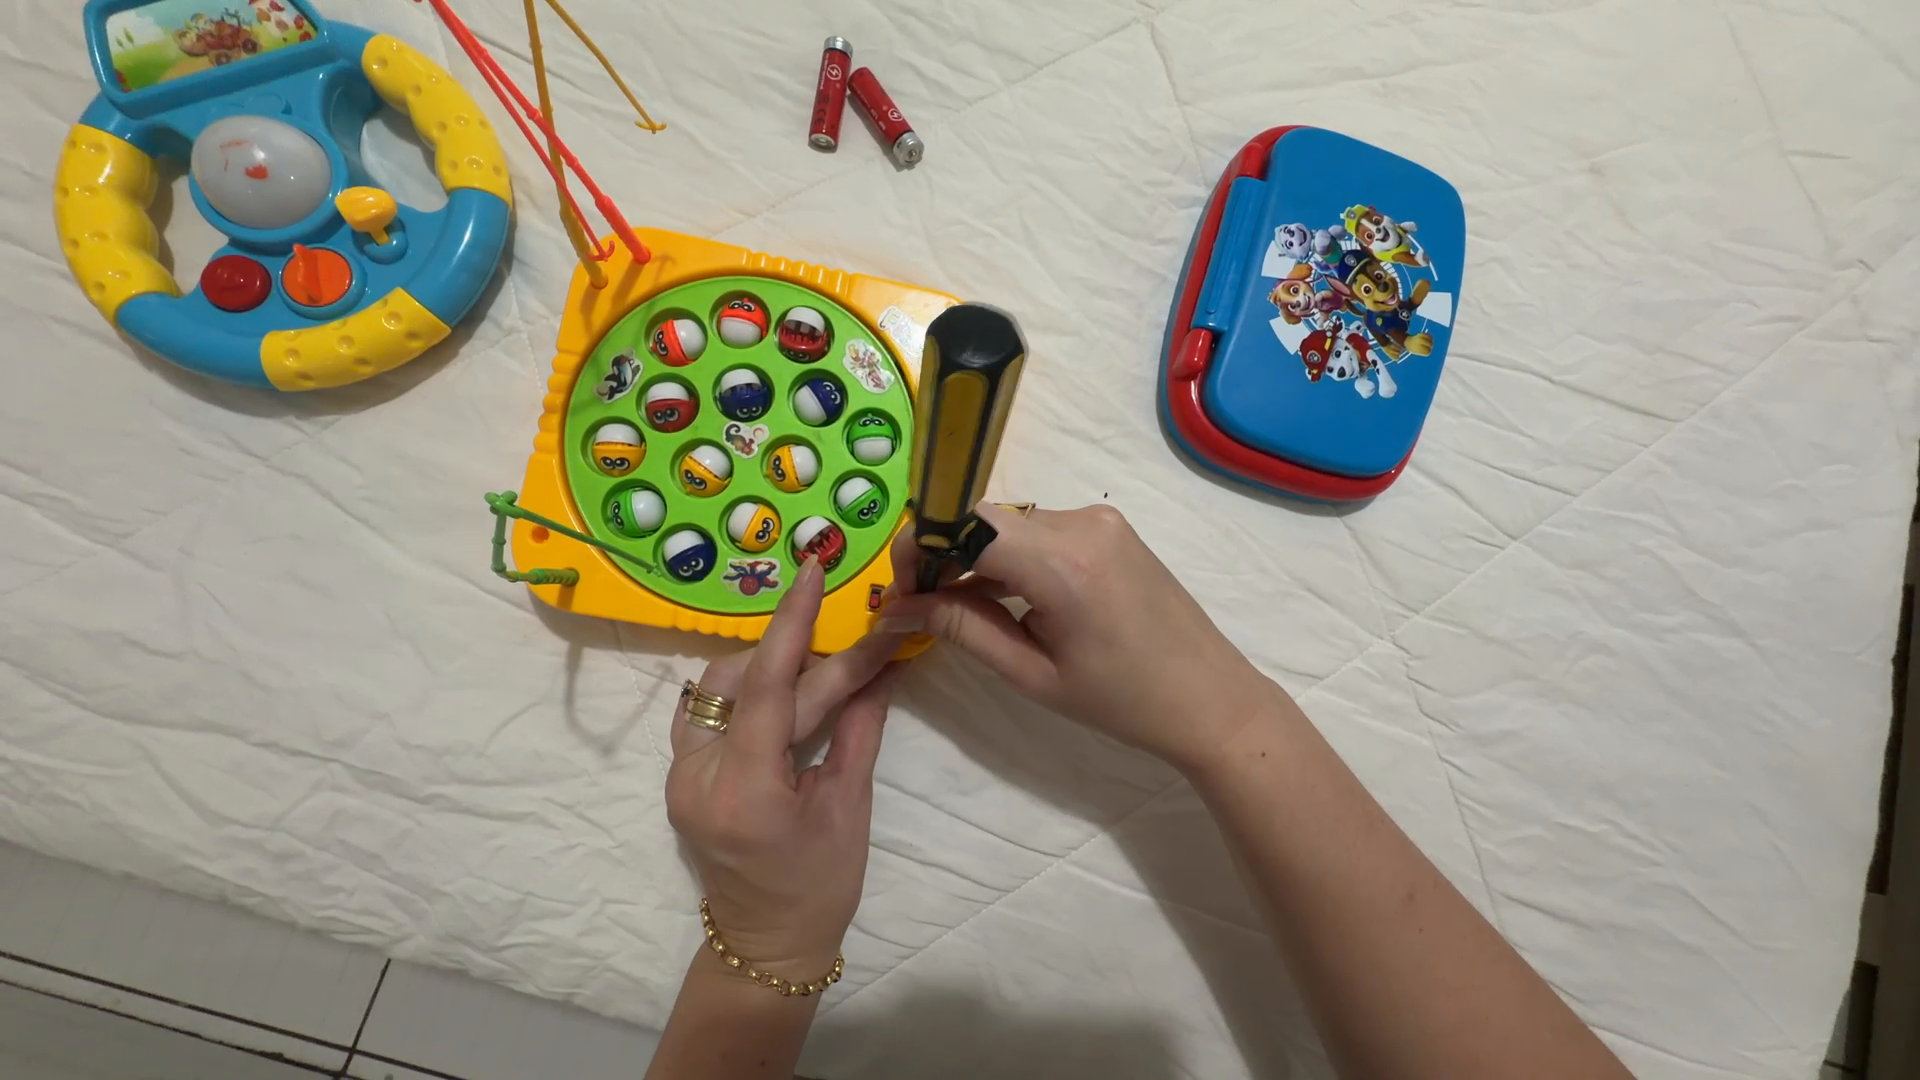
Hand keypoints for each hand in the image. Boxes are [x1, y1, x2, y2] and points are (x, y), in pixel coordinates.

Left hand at [665, 559, 901, 976]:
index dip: (793, 621)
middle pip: (745, 681)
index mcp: (744, 790)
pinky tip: (782, 686)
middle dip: (800, 652)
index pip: (768, 685)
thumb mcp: (850, 805)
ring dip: (767, 664)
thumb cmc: (819, 886)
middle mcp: (696, 775)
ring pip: (716, 687)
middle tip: (848, 637)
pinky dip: (747, 687)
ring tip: (816, 663)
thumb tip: (884, 665)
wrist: (765, 944)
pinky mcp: (681, 774)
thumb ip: (861, 727)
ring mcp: (680, 775)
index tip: (812, 569)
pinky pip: (709, 708)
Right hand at [879, 504, 1285, 770]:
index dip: (919, 549)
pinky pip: (1039, 529)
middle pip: (983, 518)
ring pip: (1009, 522)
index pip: (964, 526)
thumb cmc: (1121, 702)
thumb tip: (895, 608)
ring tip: (956, 607)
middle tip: (919, 604)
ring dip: (974, 557)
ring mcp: (1099, 519)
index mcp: (1063, 563)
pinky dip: (1010, 556)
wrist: (1210, 698)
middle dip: (941, 555)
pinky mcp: (1109, 527)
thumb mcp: (1032, 674)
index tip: (901, 592)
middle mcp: (1081, 522)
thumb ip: (961, 629)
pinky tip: (1002, 596)